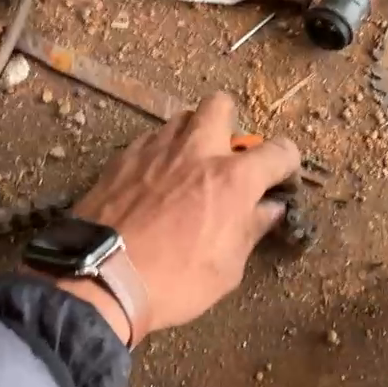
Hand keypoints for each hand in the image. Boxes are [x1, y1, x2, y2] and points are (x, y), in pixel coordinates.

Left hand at [46, 93, 299, 342]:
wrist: (101, 277)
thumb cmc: (174, 281)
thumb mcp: (227, 268)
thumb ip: (251, 229)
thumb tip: (269, 208)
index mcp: (233, 178)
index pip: (279, 150)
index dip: (287, 165)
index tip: (279, 183)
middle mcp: (196, 150)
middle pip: (221, 105)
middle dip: (230, 125)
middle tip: (225, 159)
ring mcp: (155, 148)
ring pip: (181, 119)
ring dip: (191, 137)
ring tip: (186, 171)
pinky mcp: (122, 156)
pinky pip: (149, 140)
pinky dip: (158, 154)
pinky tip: (152, 183)